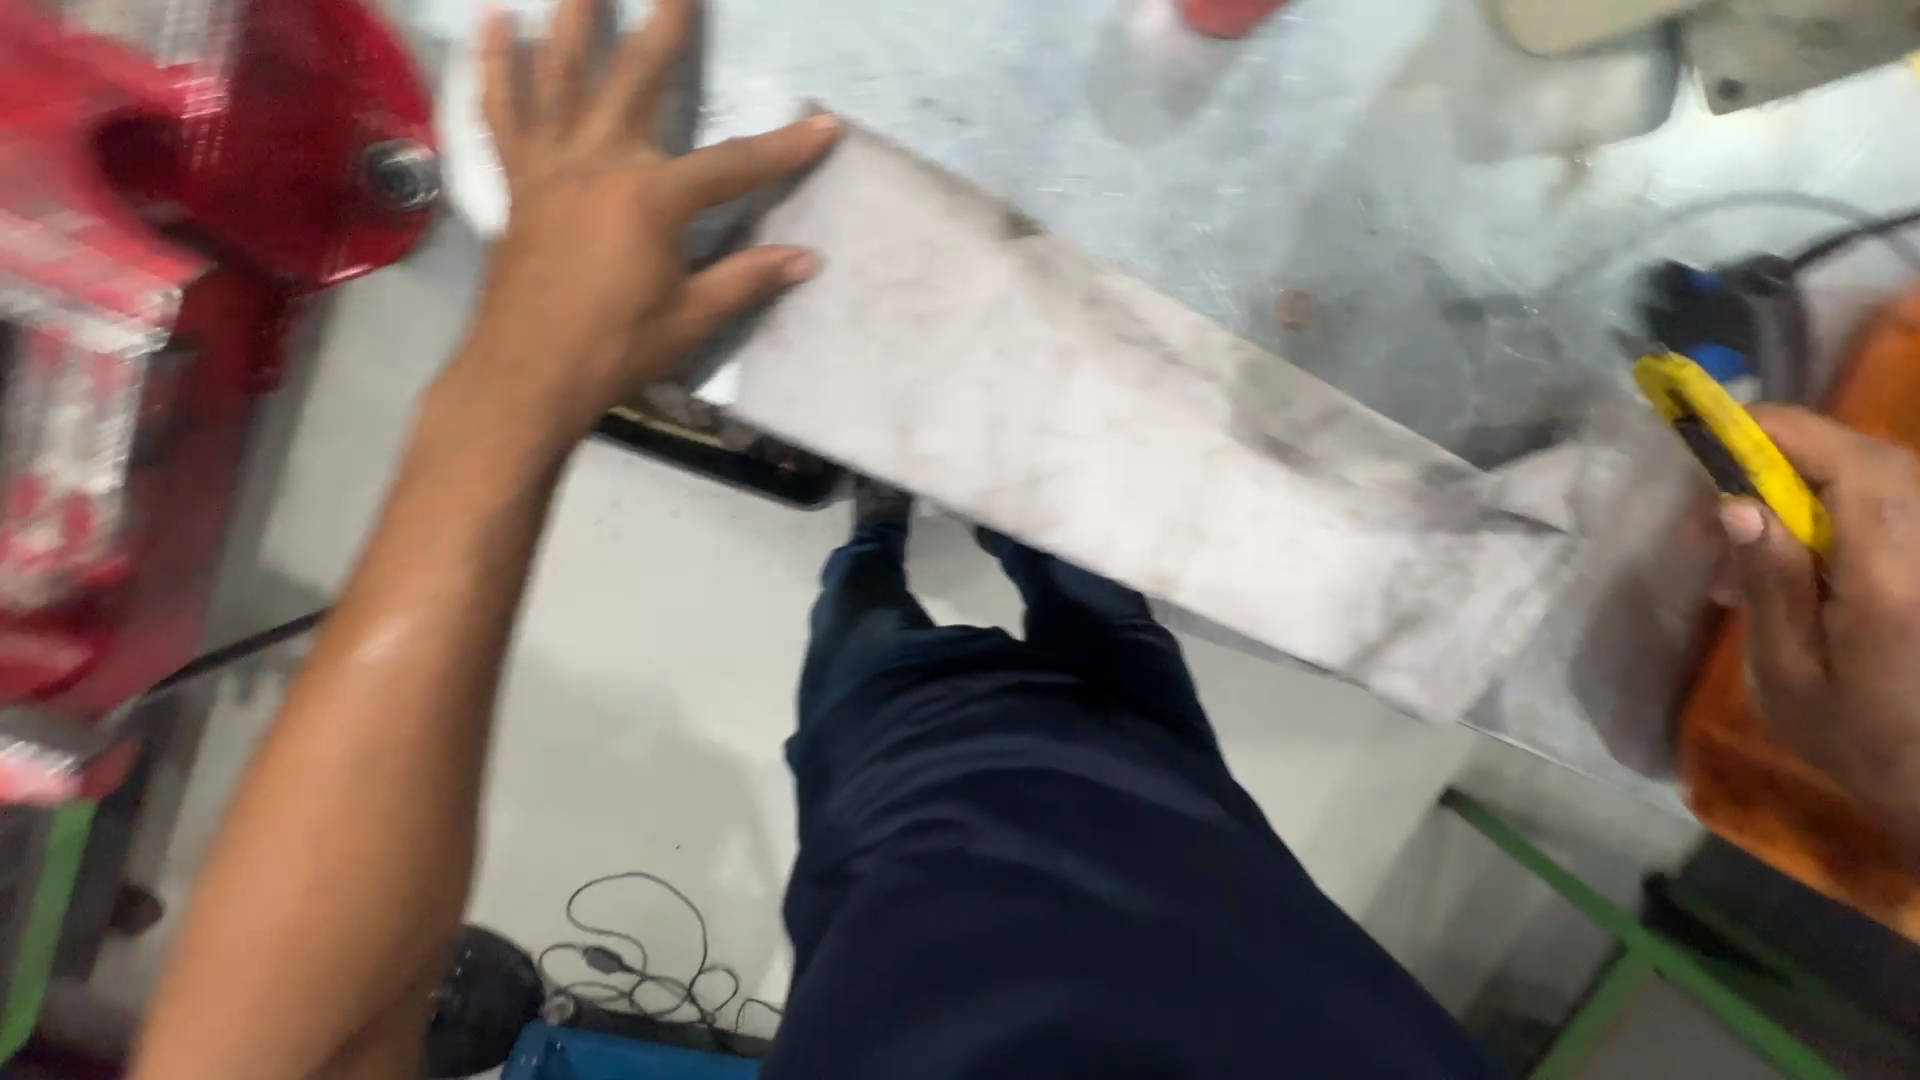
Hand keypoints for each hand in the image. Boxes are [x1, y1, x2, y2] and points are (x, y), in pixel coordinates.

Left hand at [445, 0, 838, 446]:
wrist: (528, 374)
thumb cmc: (616, 349)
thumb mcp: (693, 318)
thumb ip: (747, 279)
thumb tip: (806, 260)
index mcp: (651, 198)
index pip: (735, 165)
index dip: (785, 149)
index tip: (824, 126)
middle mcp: (600, 162)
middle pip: (638, 78)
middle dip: (667, 25)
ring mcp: (552, 166)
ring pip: (561, 73)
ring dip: (574, 15)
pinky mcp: (520, 182)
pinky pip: (502, 111)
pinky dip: (496, 65)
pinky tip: (494, 20)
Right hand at [1720, 405, 1919, 834]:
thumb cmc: (1851, 736)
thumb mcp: (1786, 670)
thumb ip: (1770, 584)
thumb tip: (1739, 506)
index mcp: (1892, 582)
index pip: (1855, 470)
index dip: (1785, 434)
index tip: (1716, 429)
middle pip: (1873, 463)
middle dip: (1782, 458)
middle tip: (1712, 504)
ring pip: (1885, 480)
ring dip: (1804, 487)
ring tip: (1741, 539)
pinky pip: (1890, 510)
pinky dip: (1833, 510)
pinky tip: (1791, 552)